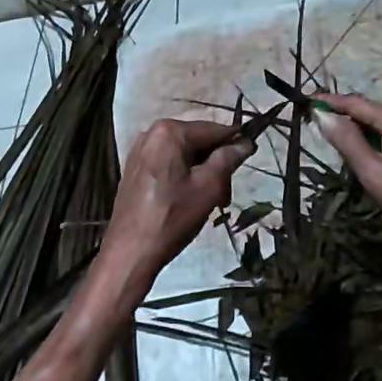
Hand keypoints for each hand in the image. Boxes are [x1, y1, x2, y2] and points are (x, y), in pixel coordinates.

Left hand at [101, 118, 256, 276]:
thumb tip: (245, 142)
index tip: (251, 158)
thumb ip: (228, 159)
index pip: (214, 129)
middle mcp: (151, 133)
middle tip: (225, 194)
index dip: (235, 143)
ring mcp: (140, 151)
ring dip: (201, 173)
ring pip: (183, 155)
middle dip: (216, 164)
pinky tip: (189, 200)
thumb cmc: (172, 216)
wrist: (130, 251)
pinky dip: (183, 177)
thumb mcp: (208, 187)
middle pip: (197, 141)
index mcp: (169, 131)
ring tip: (211, 201)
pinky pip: (168, 164)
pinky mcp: (134, 169)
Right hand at [312, 93, 381, 260]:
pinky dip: (375, 138)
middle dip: (344, 115)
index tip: (307, 100)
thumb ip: (347, 141)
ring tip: (333, 135)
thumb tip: (323, 115)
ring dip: (359, 128)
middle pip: (371, 111)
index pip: (357, 103)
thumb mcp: (372, 172)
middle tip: (315, 120)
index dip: (331, 102)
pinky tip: (363, 150)